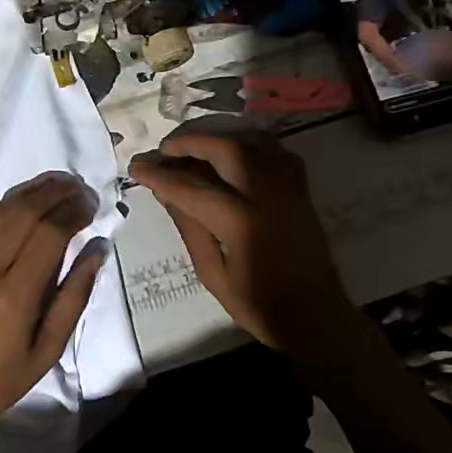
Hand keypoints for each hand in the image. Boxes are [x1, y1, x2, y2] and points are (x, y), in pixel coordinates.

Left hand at [0, 172, 109, 446]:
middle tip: (78, 187)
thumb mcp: (50, 348)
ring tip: (56, 183)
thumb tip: (97, 248)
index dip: (73, 211)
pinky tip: (21, 202)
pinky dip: (3, 206)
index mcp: (14, 296)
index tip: (91, 204)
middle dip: (55, 193)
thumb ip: (75, 295)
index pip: (49, 233)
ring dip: (30, 192)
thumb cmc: (1, 379)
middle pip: (24, 213)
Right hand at [128, 130, 350, 350]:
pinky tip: (233, 153)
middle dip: (191, 142)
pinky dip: (250, 144)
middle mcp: (267, 196)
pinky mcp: (302, 189)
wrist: (314, 314)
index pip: (191, 187)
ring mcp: (289, 188)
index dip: (160, 175)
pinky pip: (276, 150)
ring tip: (196, 146)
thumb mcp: (212, 275)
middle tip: (166, 149)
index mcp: (241, 223)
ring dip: (220, 137)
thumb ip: (190, 228)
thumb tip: (167, 193)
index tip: (137, 166)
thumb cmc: (258, 304)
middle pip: (226, 149)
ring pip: (253, 141)